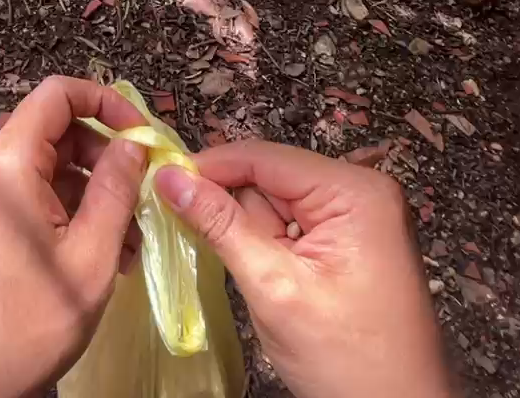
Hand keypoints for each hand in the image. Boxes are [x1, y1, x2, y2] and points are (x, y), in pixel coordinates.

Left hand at [0, 77, 149, 397]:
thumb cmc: (26, 323)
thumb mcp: (89, 259)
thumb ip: (116, 191)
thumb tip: (136, 144)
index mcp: (4, 160)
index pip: (58, 94)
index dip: (107, 103)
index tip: (144, 137)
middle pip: (55, 129)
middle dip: (105, 158)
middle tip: (145, 199)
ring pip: (46, 161)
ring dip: (91, 189)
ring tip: (129, 240)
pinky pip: (29, 186)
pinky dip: (66, 205)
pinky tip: (100, 248)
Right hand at [154, 141, 456, 397]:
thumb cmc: (348, 362)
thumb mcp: (274, 289)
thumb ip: (219, 225)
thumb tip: (167, 175)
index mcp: (352, 190)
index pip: (261, 156)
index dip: (207, 168)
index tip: (161, 184)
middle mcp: (358, 188)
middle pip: (264, 175)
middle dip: (234, 210)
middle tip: (217, 249)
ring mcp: (356, 211)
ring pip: (269, 198)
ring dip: (250, 231)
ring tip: (260, 277)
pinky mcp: (348, 234)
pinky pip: (287, 218)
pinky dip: (266, 241)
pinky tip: (270, 273)